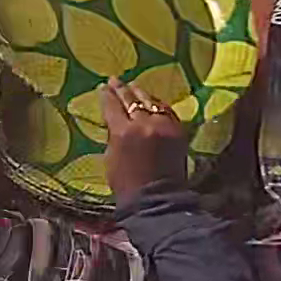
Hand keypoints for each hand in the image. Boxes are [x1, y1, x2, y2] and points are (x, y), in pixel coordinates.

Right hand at [101, 76, 186, 204]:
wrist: (156, 199)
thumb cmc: (126, 184)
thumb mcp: (110, 158)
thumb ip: (113, 136)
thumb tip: (116, 122)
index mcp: (123, 132)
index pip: (112, 106)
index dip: (106, 96)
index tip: (103, 88)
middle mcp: (144, 124)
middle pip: (131, 99)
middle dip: (122, 89)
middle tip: (115, 81)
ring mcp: (164, 126)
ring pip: (151, 102)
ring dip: (140, 93)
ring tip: (133, 87)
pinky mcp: (178, 131)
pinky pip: (166, 111)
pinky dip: (158, 105)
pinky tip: (152, 101)